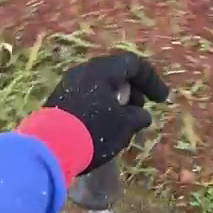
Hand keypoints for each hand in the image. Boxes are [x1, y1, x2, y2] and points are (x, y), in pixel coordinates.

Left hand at [42, 53, 169, 171]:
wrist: (51, 147)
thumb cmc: (94, 130)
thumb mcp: (125, 124)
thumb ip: (138, 116)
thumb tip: (141, 114)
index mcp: (103, 70)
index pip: (134, 65)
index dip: (152, 81)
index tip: (162, 100)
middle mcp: (84, 71)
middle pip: (116, 73)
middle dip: (133, 91)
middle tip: (139, 110)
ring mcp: (69, 85)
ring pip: (101, 86)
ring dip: (116, 100)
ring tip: (122, 122)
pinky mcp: (59, 100)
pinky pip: (88, 97)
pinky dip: (102, 106)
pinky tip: (103, 126)